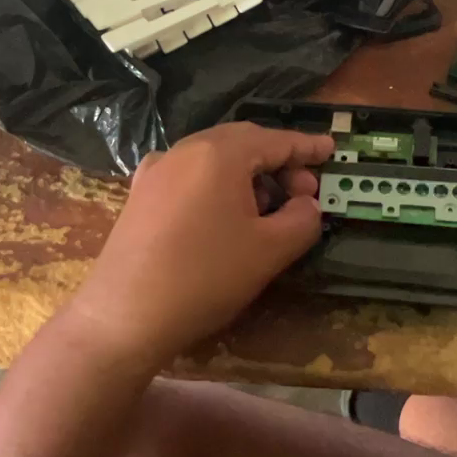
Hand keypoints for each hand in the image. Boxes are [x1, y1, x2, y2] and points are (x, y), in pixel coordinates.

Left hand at [67, 123, 334, 368]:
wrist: (124, 316)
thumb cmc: (205, 277)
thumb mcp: (270, 251)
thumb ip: (302, 219)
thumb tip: (307, 205)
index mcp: (220, 153)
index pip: (276, 140)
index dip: (307, 146)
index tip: (331, 149)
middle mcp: (186, 149)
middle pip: (243, 142)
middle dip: (278, 161)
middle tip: (303, 191)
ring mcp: (157, 169)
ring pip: (215, 157)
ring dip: (248, 174)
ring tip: (267, 208)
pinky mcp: (140, 193)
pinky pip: (190, 174)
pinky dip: (216, 183)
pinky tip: (222, 211)